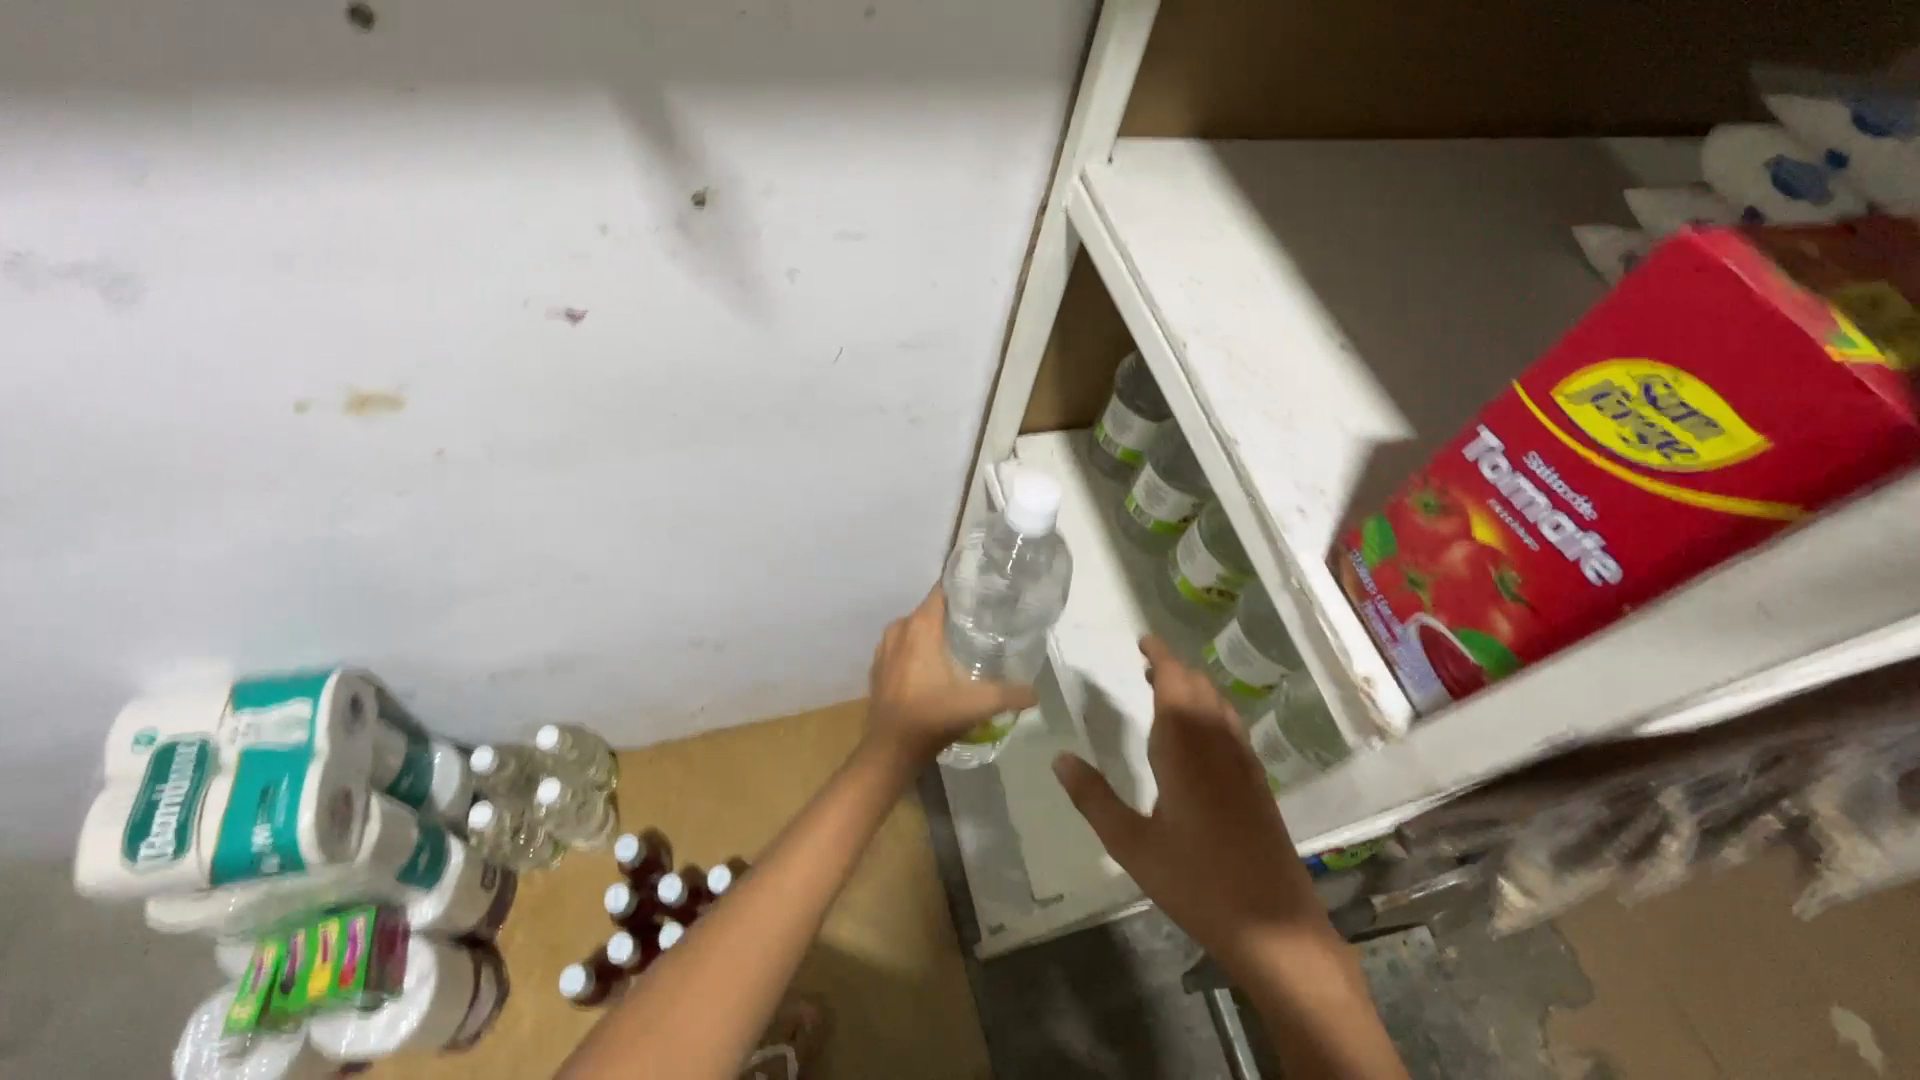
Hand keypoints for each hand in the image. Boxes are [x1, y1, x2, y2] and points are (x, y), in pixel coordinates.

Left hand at [866, 586, 1037, 765]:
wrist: (890, 750)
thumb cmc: (933, 716)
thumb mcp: (979, 704)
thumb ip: (1012, 694)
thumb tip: (1036, 692)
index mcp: (920, 625)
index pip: (942, 589)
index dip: (963, 587)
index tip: (985, 592)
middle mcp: (899, 628)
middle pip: (932, 609)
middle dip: (955, 614)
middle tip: (983, 623)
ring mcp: (884, 648)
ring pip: (915, 629)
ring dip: (935, 634)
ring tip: (962, 644)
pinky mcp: (878, 667)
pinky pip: (902, 648)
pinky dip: (918, 651)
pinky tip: (935, 667)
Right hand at [1053, 637, 1328, 970]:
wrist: (1273, 926)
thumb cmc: (1196, 884)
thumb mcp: (1132, 846)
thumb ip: (1094, 799)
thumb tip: (1060, 758)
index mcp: (1186, 754)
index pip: (1175, 687)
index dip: (1162, 659)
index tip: (1144, 640)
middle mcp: (1220, 749)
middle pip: (1201, 691)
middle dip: (1176, 670)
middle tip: (1147, 663)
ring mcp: (1245, 767)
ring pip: (1222, 709)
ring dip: (1196, 690)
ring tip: (1169, 689)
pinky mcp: (1258, 787)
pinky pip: (1233, 730)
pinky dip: (1213, 713)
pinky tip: (1202, 735)